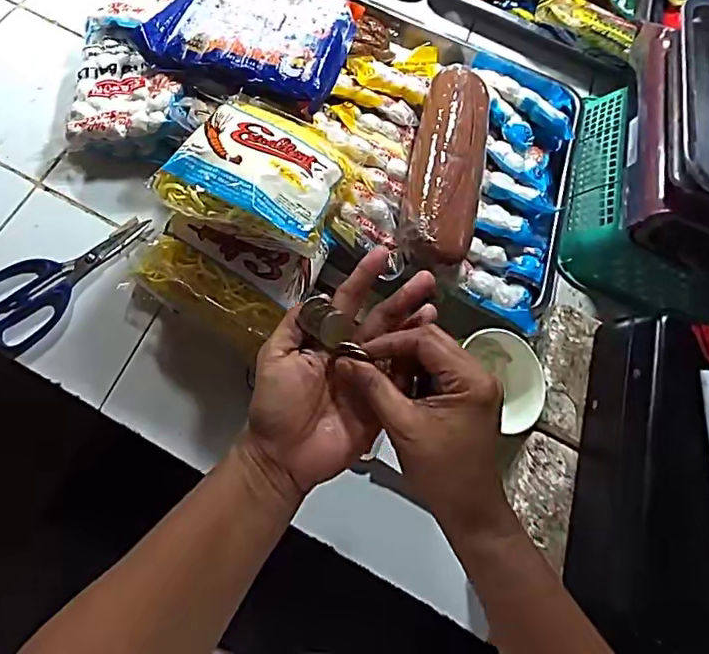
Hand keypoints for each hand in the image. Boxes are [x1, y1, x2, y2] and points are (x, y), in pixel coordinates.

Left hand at [242, 249, 436, 495]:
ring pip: (395, 343)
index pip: (348, 299)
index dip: (364, 276)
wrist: (282, 456)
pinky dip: (417, 360)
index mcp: (327, 337)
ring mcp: (368, 376)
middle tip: (426, 278)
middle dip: (402, 297)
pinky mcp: (380, 402)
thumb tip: (320, 293)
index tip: (382, 253)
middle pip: (380, 318)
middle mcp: (351, 350)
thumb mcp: (275, 355)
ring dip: (414, 324)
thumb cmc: (275, 403)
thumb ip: (296, 324)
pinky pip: (400, 378)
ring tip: (433, 305)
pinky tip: (432, 344)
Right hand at [335, 324, 513, 539]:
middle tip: (367, 362)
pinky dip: (414, 375)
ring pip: (431, 354)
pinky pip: (436, 370)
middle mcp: (478, 372)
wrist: (470, 512)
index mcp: (471, 378)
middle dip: (396, 350)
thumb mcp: (403, 427)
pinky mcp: (466, 394)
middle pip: (431, 341)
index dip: (390, 342)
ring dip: (404, 363)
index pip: (426, 339)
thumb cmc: (442, 475)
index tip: (361, 352)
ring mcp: (474, 383)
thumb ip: (375, 388)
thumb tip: (347, 361)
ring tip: (379, 376)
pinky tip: (395, 388)